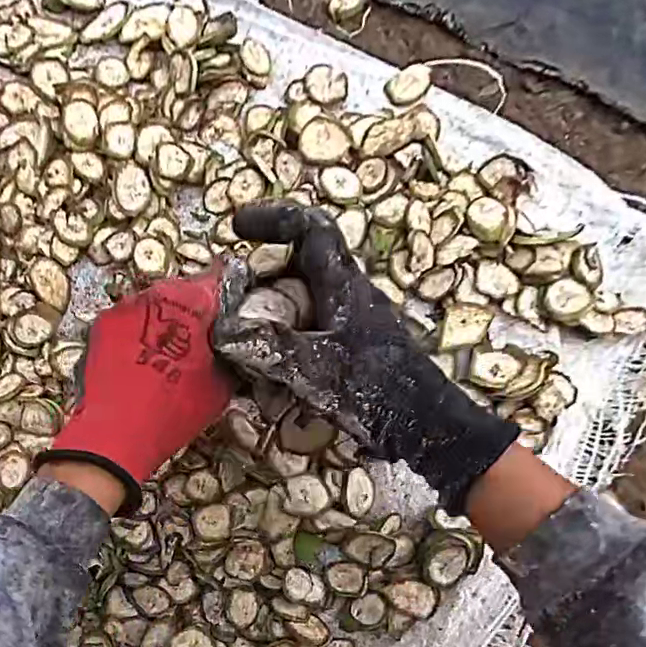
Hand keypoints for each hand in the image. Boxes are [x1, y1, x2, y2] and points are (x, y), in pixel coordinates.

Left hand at [36, 265, 245, 514]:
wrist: (113, 436)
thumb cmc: (165, 414)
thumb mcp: (218, 388)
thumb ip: (227, 357)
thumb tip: (228, 352)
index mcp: (191, 302)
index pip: (219, 284)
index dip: (225, 303)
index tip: (226, 317)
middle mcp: (154, 296)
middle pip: (181, 293)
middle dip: (190, 315)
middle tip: (197, 344)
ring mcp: (122, 311)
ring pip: (152, 307)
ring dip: (161, 324)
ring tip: (166, 357)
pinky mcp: (100, 328)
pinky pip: (127, 323)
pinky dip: (135, 336)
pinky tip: (141, 362)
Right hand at [215, 203, 518, 512]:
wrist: (424, 427)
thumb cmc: (378, 390)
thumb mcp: (317, 367)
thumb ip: (268, 347)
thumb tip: (221, 331)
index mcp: (343, 286)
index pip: (310, 232)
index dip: (273, 220)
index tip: (236, 225)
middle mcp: (341, 300)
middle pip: (288, 275)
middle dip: (253, 290)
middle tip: (224, 310)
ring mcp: (340, 329)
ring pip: (288, 314)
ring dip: (260, 336)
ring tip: (240, 366)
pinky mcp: (339, 356)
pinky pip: (295, 346)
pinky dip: (273, 363)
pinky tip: (264, 394)